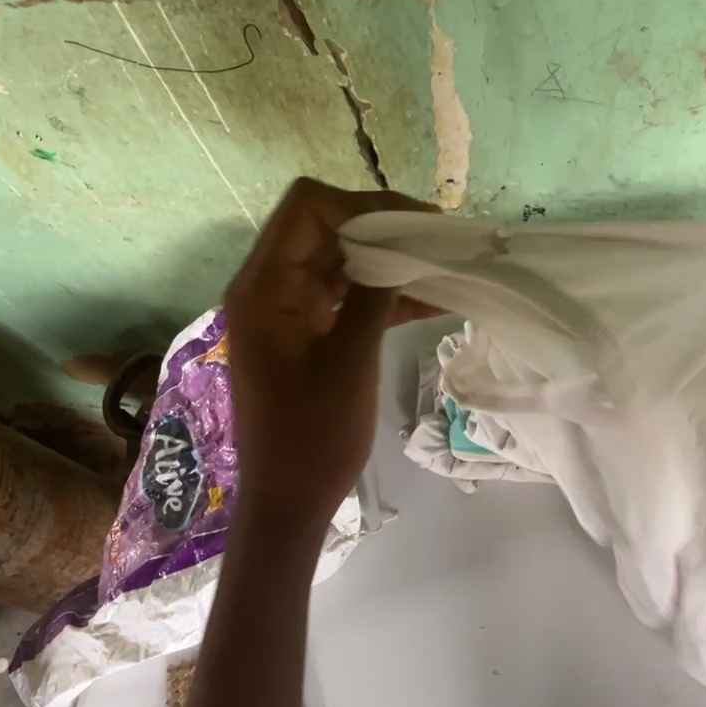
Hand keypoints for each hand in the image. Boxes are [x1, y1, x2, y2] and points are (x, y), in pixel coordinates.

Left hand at [223, 178, 438, 533]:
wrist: (288, 500)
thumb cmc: (314, 438)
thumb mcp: (350, 362)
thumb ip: (373, 297)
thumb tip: (400, 249)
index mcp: (264, 288)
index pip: (308, 208)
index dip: (365, 205)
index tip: (419, 226)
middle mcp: (266, 289)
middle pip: (323, 230)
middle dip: (382, 231)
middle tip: (438, 243)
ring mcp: (283, 314)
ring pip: (337, 264)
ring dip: (386, 264)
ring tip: (442, 268)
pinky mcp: (302, 337)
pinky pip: (341, 300)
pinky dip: (379, 297)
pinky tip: (428, 301)